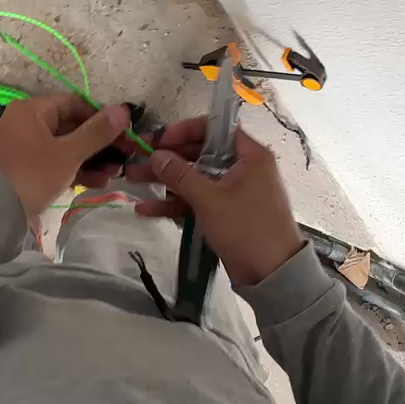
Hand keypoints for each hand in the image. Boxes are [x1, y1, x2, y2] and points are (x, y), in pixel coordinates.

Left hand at [0, 93, 132, 216]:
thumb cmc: (32, 175)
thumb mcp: (68, 153)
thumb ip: (96, 132)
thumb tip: (124, 110)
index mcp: (31, 110)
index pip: (74, 103)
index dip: (101, 117)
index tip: (123, 133)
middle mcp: (25, 123)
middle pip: (70, 127)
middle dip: (99, 144)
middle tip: (124, 157)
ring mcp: (23, 147)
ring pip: (64, 148)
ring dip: (91, 160)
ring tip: (115, 174)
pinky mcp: (23, 170)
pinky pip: (54, 163)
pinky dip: (74, 170)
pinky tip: (98, 183)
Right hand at [126, 121, 304, 285]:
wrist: (272, 276)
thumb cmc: (247, 228)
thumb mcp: (210, 199)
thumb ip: (180, 175)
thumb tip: (156, 154)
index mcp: (249, 155)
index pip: (215, 128)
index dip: (185, 130)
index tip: (160, 139)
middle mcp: (242, 167)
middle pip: (200, 153)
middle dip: (167, 158)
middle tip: (137, 158)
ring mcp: (233, 191)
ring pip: (195, 177)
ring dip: (165, 180)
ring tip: (132, 179)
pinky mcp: (225, 212)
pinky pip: (197, 200)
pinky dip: (175, 203)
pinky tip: (146, 209)